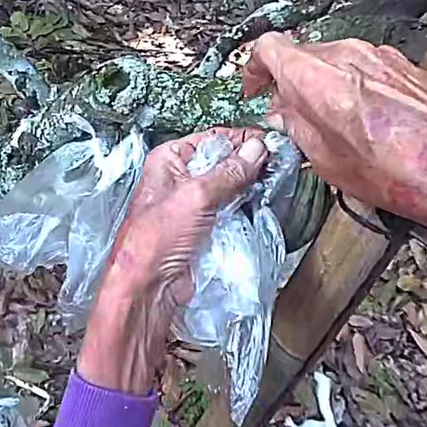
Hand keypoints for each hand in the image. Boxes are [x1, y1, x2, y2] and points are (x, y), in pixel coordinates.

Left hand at [81, 128, 269, 392]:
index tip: (271, 142)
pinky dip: (247, 207)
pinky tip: (264, 204)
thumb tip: (257, 148)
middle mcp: (180, 178)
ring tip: (276, 183)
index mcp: (169, 160)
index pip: (212, 139)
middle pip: (223, 162)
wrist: (148, 287)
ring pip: (230, 187)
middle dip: (250, 164)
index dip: (242, 140)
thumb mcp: (196, 196)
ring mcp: (193, 204)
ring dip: (251, 187)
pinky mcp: (204, 227)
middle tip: (279, 164)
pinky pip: (231, 210)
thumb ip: (229, 171)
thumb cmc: (157, 238)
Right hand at [240, 33, 426, 295]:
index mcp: (318, 77)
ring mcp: (378, 55)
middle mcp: (348, 54)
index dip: (253, 68)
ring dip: (316, 85)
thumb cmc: (404, 173)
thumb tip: (283, 114)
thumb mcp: (328, 161)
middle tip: (284, 116)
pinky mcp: (401, 64)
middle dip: (285, 82)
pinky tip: (355, 121)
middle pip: (299, 53)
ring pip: (329, 59)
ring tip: (322, 124)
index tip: (253, 89)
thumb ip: (295, 127)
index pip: (268, 46)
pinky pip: (358, 66)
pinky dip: (345, 85)